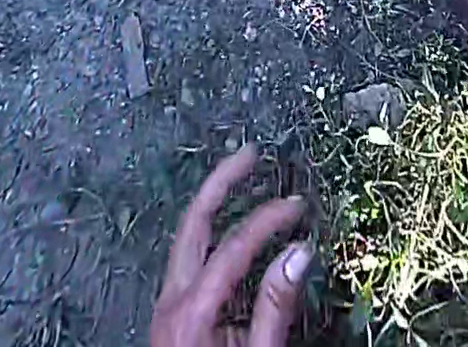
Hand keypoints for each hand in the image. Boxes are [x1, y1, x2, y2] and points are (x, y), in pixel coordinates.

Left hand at [149, 146, 313, 346]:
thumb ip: (275, 308)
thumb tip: (300, 249)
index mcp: (190, 313)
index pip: (233, 247)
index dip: (268, 220)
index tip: (300, 208)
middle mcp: (171, 301)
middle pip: (193, 224)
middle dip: (221, 183)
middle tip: (251, 152)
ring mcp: (167, 307)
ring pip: (188, 237)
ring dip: (216, 202)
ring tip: (244, 174)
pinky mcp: (174, 315)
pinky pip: (193, 258)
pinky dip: (215, 231)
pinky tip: (236, 223)